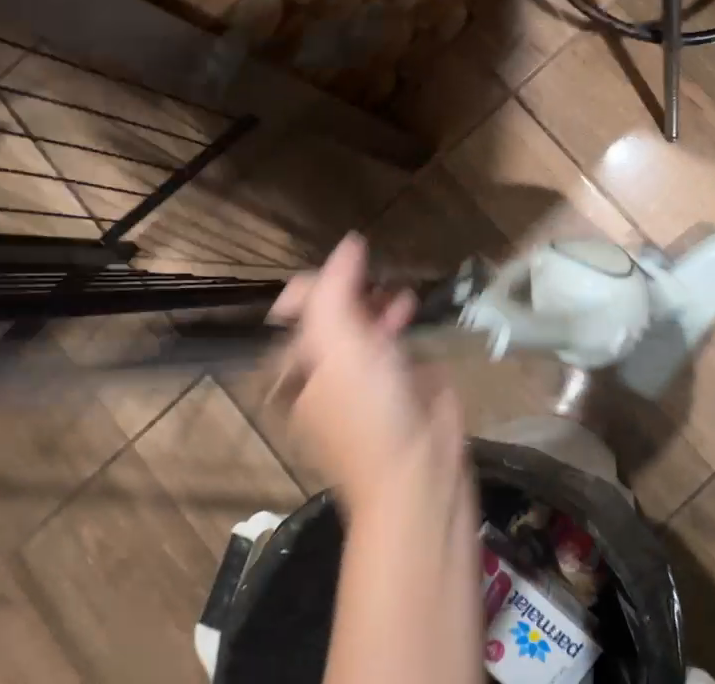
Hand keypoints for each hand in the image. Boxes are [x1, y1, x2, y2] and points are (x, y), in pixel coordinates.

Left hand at [269, 233, 467, 514]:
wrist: (418, 470)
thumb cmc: (369, 412)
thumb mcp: (339, 347)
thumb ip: (335, 291)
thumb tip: (349, 243)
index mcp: (297, 367)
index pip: (296, 310)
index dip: (318, 283)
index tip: (349, 264)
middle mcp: (325, 370)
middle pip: (332, 313)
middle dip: (351, 289)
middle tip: (374, 273)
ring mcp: (365, 377)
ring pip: (364, 324)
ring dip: (377, 300)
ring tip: (395, 288)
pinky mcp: (400, 382)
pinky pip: (393, 339)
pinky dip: (399, 318)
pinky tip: (412, 305)